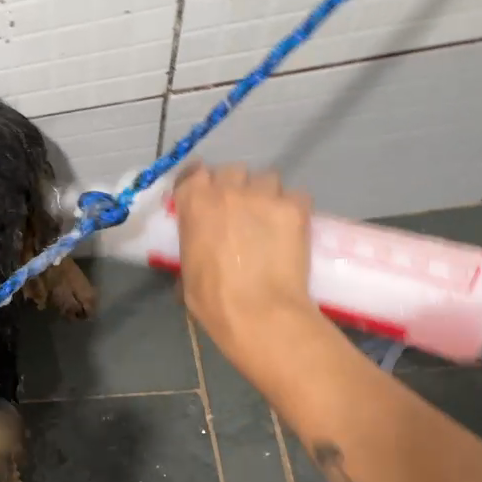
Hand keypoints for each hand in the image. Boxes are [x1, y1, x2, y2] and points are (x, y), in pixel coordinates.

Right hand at [173, 164, 319, 365]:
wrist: (258, 311)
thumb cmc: (212, 298)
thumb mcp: (186, 268)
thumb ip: (192, 243)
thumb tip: (200, 246)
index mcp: (194, 204)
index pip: (193, 173)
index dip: (199, 182)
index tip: (202, 193)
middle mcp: (228, 191)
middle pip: (232, 170)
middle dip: (233, 185)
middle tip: (237, 209)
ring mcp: (264, 196)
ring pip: (266, 179)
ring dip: (264, 193)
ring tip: (267, 216)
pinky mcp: (295, 207)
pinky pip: (294, 195)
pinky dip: (291, 207)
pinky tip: (289, 227)